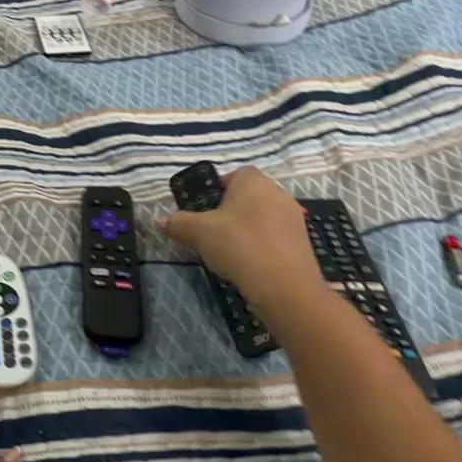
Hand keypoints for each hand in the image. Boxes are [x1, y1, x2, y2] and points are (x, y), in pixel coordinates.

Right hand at [159, 166, 323, 320]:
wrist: (285, 287)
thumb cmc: (239, 246)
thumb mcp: (199, 233)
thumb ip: (178, 223)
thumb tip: (158, 221)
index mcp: (253, 181)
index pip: (234, 175)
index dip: (217, 190)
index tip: (205, 211)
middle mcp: (277, 192)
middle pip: (248, 196)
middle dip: (231, 211)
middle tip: (213, 232)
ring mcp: (294, 218)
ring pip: (263, 217)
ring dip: (248, 229)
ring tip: (231, 251)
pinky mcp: (303, 242)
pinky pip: (275, 236)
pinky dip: (263, 245)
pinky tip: (250, 264)